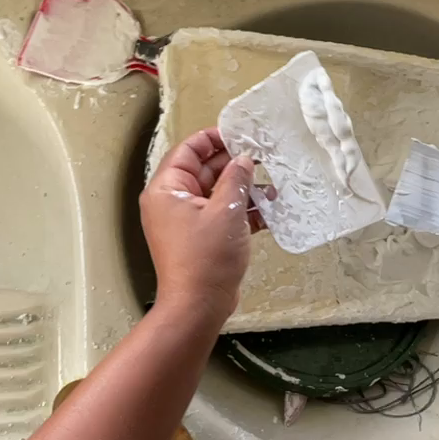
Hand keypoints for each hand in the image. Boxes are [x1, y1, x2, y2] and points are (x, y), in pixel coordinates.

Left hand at [141, 128, 263, 320]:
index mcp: (167, 189)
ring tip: (271, 187)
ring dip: (243, 189)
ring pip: (217, 193)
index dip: (214, 139)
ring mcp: (187, 221)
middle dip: (234, 164)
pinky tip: (267, 212)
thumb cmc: (205, 258)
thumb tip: (244, 160)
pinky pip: (222, 214)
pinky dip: (242, 211)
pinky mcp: (202, 238)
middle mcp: (173, 202)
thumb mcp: (226, 211)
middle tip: (263, 157)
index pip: (188, 150)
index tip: (240, 134)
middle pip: (204, 170)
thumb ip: (237, 179)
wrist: (199, 305)